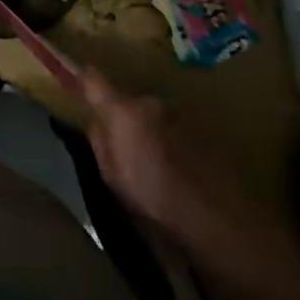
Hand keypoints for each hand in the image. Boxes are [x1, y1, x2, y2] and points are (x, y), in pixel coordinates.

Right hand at [83, 70, 260, 241]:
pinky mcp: (207, 130)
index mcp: (123, 111)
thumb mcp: (111, 174)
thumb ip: (99, 139)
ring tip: (157, 161)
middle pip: (128, 101)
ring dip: (151, 129)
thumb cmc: (156, 198)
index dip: (83, 80)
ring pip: (154, 116)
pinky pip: (177, 129)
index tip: (77, 85)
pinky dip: (173, 141)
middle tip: (125, 144)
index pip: (93, 78)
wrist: (223, 220)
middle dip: (123, 116)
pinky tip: (180, 168)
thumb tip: (96, 120)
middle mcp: (152, 103)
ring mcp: (182, 115)